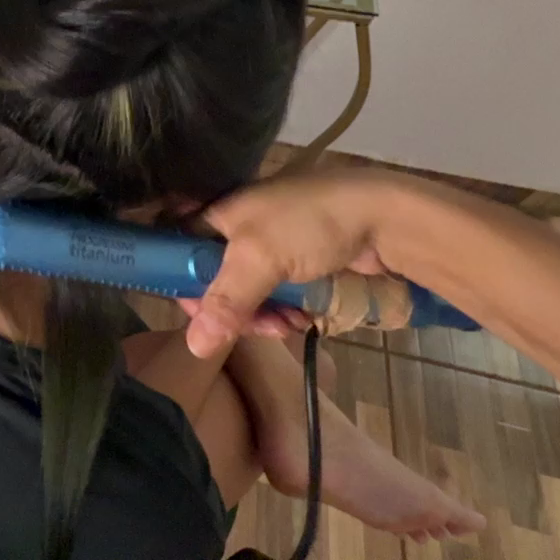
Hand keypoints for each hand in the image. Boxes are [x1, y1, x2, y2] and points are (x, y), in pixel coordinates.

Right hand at [185, 169, 405, 357]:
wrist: (381, 216)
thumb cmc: (307, 223)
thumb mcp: (258, 258)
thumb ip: (226, 301)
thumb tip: (194, 345)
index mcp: (217, 215)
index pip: (178, 251)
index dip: (182, 283)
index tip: (202, 314)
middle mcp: (236, 230)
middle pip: (213, 279)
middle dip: (232, 309)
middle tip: (256, 326)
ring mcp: (268, 248)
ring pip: (246, 293)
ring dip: (262, 316)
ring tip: (286, 325)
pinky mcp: (296, 265)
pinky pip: (274, 296)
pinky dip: (283, 312)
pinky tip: (301, 320)